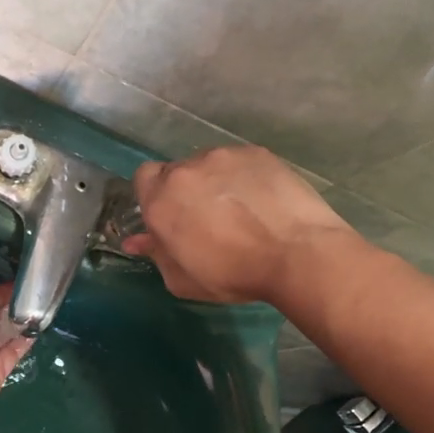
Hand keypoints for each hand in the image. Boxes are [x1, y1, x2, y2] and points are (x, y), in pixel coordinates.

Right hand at [121, 145, 359, 304]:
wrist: (296, 254)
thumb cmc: (231, 274)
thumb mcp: (182, 279)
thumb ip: (156, 254)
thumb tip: (137, 241)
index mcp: (160, 201)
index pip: (143, 178)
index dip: (153, 195)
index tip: (168, 215)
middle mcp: (186, 171)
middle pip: (176, 171)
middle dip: (184, 190)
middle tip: (203, 217)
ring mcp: (223, 157)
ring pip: (208, 165)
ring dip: (213, 181)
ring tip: (236, 208)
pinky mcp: (257, 153)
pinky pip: (238, 162)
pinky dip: (242, 177)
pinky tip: (259, 200)